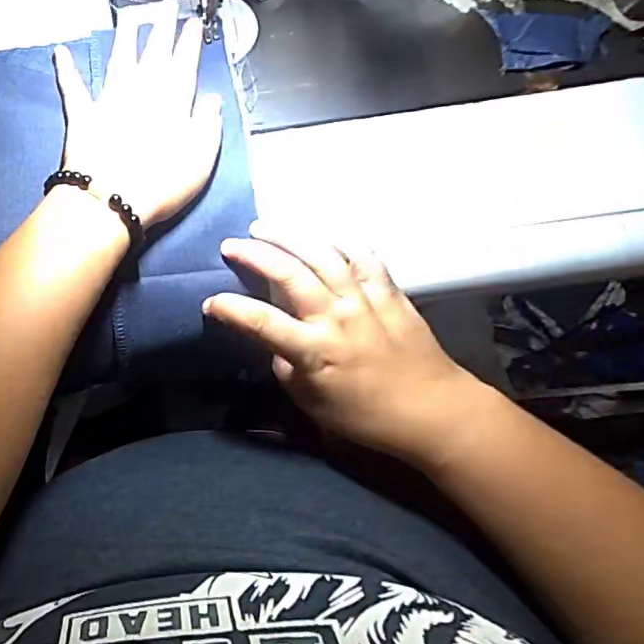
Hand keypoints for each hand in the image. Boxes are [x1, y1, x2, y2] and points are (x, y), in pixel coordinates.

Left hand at [55, 12, 222, 228]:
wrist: (110, 199)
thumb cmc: (161, 183)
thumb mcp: (200, 158)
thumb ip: (208, 124)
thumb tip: (212, 101)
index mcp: (173, 100)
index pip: (184, 62)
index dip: (188, 41)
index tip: (192, 23)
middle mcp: (141, 91)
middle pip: (153, 52)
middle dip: (161, 27)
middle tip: (165, 5)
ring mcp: (109, 99)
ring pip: (119, 58)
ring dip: (125, 36)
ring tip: (131, 16)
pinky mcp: (82, 115)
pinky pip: (73, 86)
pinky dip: (67, 69)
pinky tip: (60, 52)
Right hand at [203, 223, 492, 464]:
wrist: (433, 410)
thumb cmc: (367, 415)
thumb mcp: (312, 403)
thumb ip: (287, 367)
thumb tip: (275, 342)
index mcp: (315, 352)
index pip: (261, 321)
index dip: (230, 308)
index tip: (211, 302)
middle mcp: (337, 318)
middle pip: (290, 274)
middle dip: (255, 254)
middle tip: (232, 245)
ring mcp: (365, 300)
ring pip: (323, 255)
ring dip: (290, 237)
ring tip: (266, 228)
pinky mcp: (389, 292)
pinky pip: (363, 257)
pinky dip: (340, 241)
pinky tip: (323, 235)